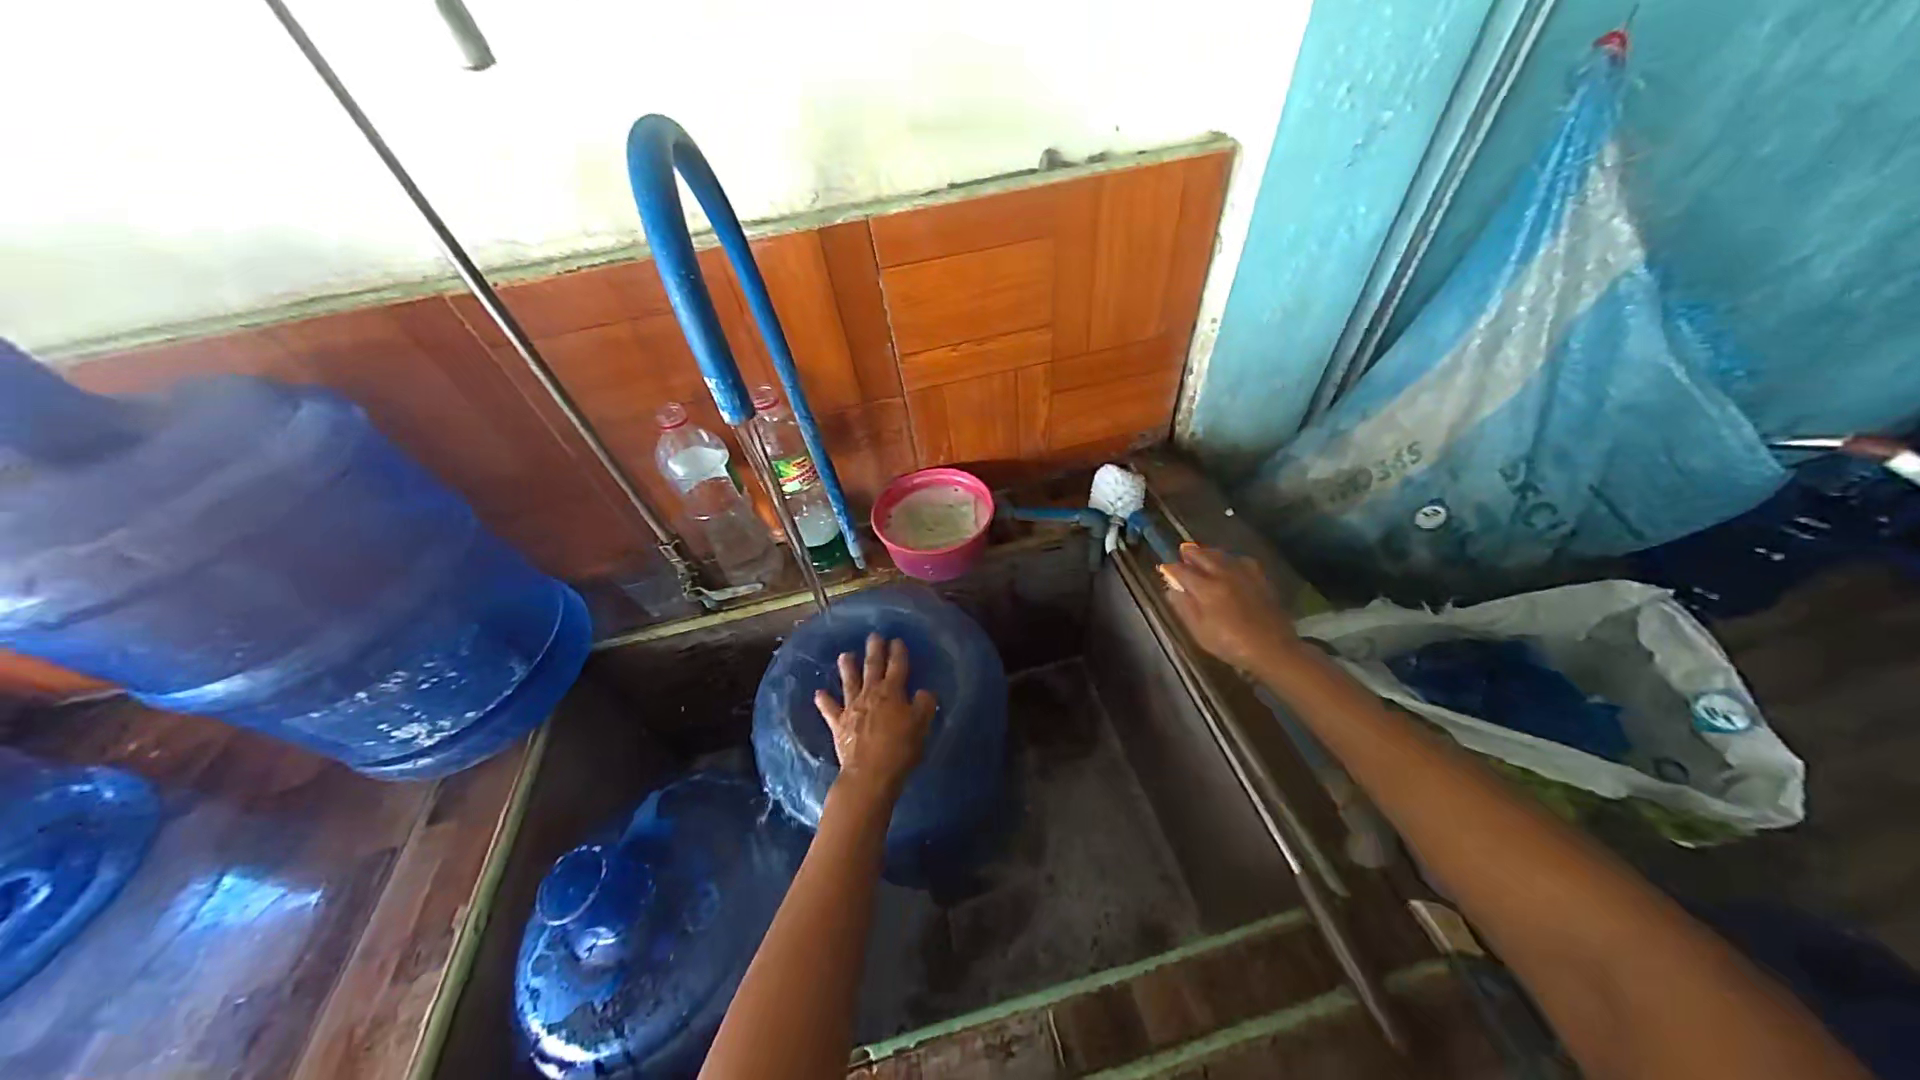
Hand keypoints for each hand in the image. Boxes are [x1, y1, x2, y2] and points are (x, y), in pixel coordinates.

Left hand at [815, 634, 935, 803]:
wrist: (870, 774)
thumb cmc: (900, 749)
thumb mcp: (921, 726)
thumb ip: (924, 705)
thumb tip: (923, 692)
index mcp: (892, 692)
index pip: (897, 666)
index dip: (898, 652)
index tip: (897, 640)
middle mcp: (870, 694)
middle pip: (872, 667)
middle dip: (874, 650)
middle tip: (873, 636)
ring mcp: (852, 708)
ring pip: (849, 682)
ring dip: (847, 667)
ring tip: (846, 654)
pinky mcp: (839, 725)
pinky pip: (830, 709)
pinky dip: (824, 700)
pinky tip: (818, 692)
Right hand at [1160, 544, 1305, 675]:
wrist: (1273, 649)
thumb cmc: (1231, 645)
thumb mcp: (1200, 631)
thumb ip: (1184, 608)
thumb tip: (1172, 589)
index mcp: (1206, 589)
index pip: (1182, 571)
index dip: (1171, 568)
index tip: (1164, 568)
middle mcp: (1224, 575)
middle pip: (1202, 556)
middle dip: (1189, 553)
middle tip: (1182, 551)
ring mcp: (1243, 574)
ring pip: (1222, 555)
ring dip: (1208, 552)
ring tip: (1201, 552)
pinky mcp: (1260, 578)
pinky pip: (1241, 560)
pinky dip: (1230, 558)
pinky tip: (1230, 563)